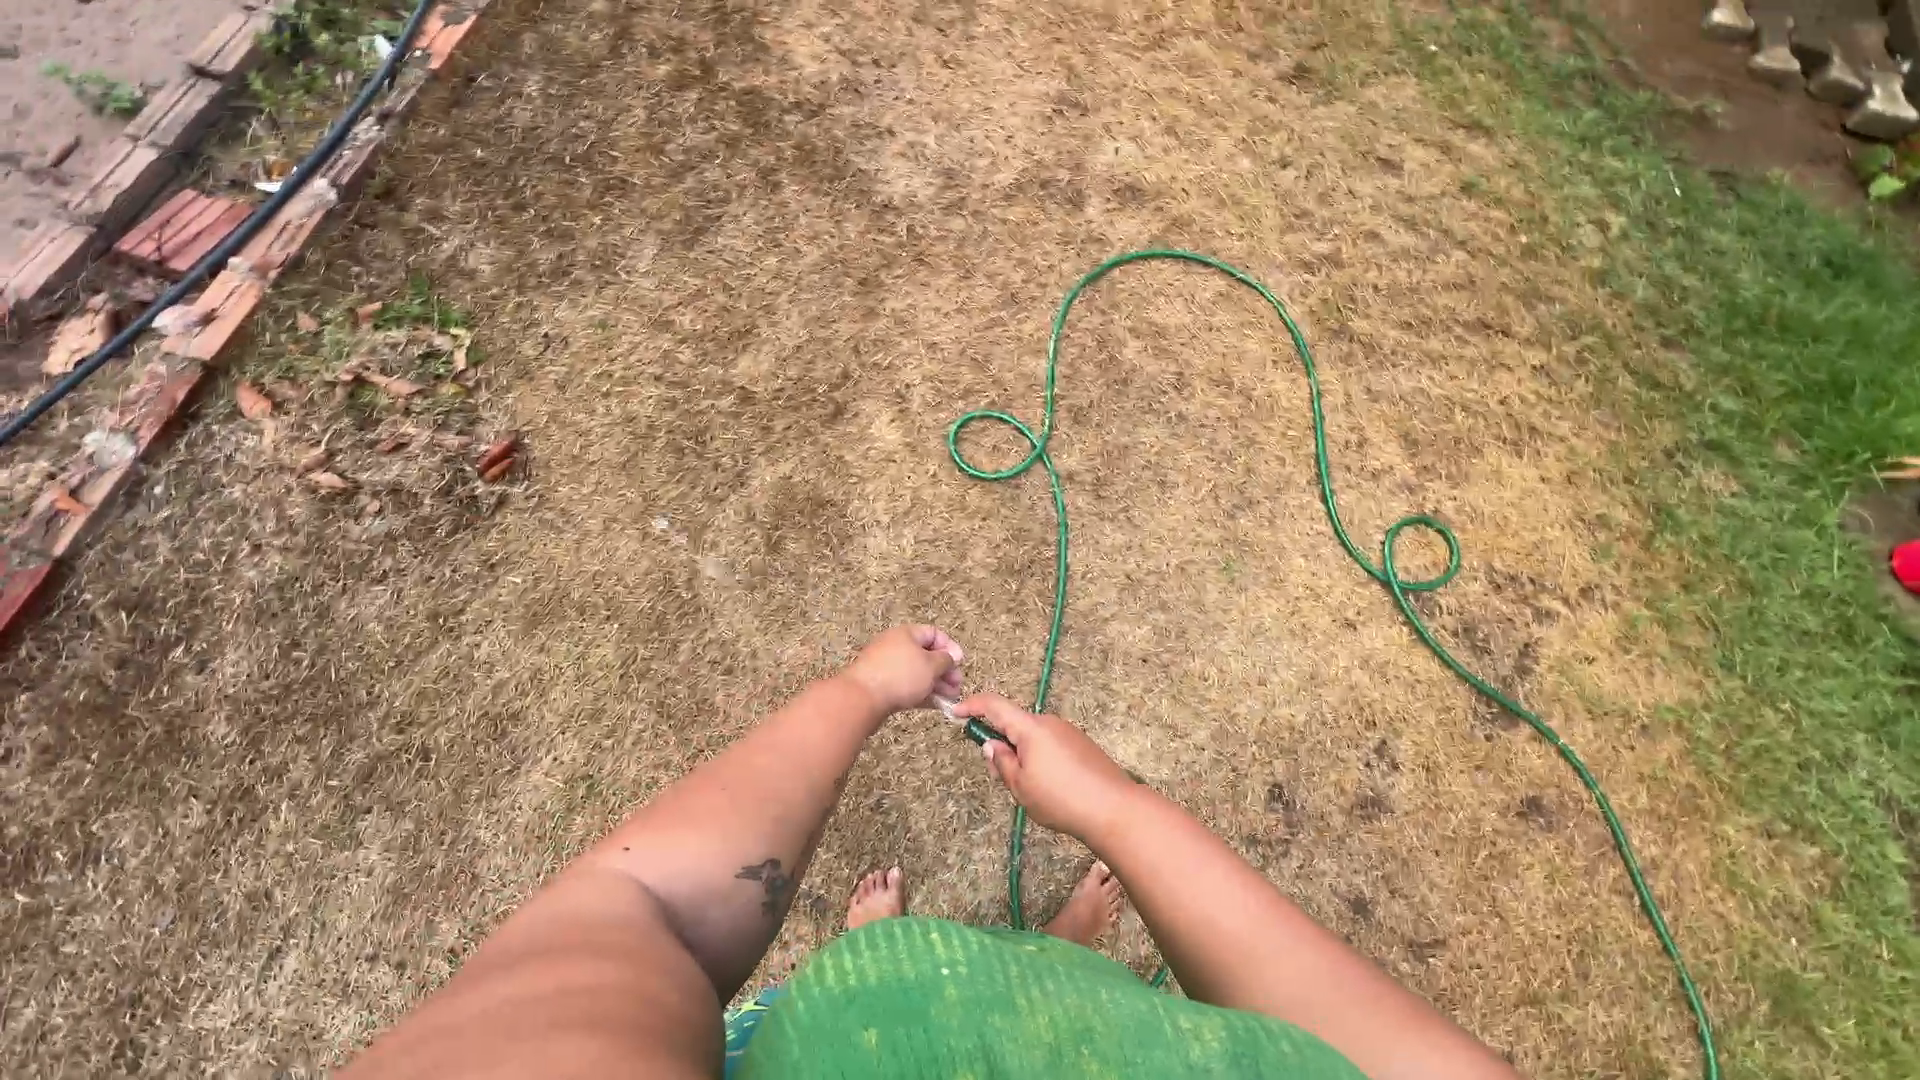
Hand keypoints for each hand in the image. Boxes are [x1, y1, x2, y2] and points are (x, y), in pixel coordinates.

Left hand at [841, 625, 964, 713]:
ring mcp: (887, 667)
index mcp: (907, 634)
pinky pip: (907, 686)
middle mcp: (896, 647)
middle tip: (956, 685)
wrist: (862, 698)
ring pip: (918, 673)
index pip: (933, 634)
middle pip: (926, 655)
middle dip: (945, 670)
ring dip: (936, 684)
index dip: (950, 647)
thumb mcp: (931, 665)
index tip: (960, 662)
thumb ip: (945, 660)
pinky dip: (922, 693)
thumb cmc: (900, 676)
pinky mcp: (882, 686)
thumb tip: (950, 657)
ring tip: (949, 699)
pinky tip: (935, 704)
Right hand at [954, 693, 1136, 839]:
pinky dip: (1041, 760)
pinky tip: (1052, 790)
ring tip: (1032, 791)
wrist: (1115, 809)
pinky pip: (1051, 746)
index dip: (972, 706)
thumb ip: (1001, 762)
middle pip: (1016, 725)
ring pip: (1034, 738)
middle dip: (1002, 743)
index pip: (994, 705)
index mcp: (1030, 728)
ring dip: (1023, 755)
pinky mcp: (1082, 745)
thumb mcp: (1021, 786)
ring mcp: (1069, 733)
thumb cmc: (1061, 799)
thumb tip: (992, 744)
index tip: (955, 712)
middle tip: (1003, 775)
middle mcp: (1049, 723)